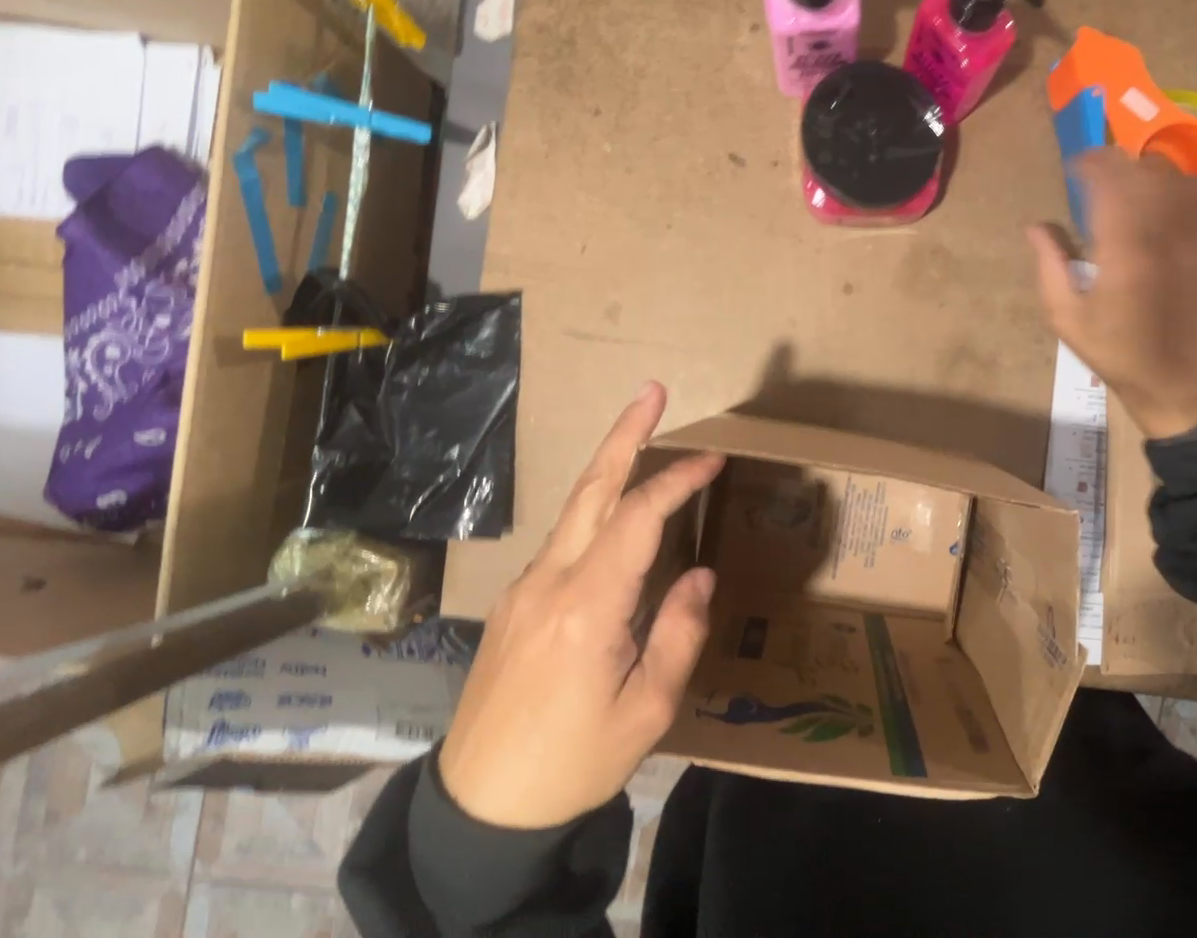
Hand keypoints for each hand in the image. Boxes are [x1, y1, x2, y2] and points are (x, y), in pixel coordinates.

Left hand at [437, 382, 724, 828]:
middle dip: (623, 435)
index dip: (676, 480)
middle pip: (589, 491)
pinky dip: (597, 513)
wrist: (483, 805)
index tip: (713, 458)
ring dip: (609, 468)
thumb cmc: (575, 761)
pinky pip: (564, 545)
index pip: (637, 519)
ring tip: (642, 438)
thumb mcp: (648, 710)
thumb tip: (697, 575)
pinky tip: (620, 523)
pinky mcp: (514, 607)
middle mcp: (549, 583)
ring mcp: (524, 591)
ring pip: (573, 513)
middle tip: (652, 391)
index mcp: (588, 608)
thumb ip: (678, 634)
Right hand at [1027, 149, 1196, 438]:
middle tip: (1097, 177)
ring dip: (1151, 174)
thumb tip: (1036, 226)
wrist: (1173, 382)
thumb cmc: (1113, 353)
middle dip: (1118, 166)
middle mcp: (1164, 237)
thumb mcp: (1066, 317)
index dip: (1090, 165)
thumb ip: (1050, 266)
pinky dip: (1190, 187)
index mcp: (1123, 253)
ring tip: (1131, 186)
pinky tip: (1172, 197)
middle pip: (1146, 173)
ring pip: (1178, 180)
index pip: (1110, 183)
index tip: (1074, 167)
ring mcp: (1196, 241)